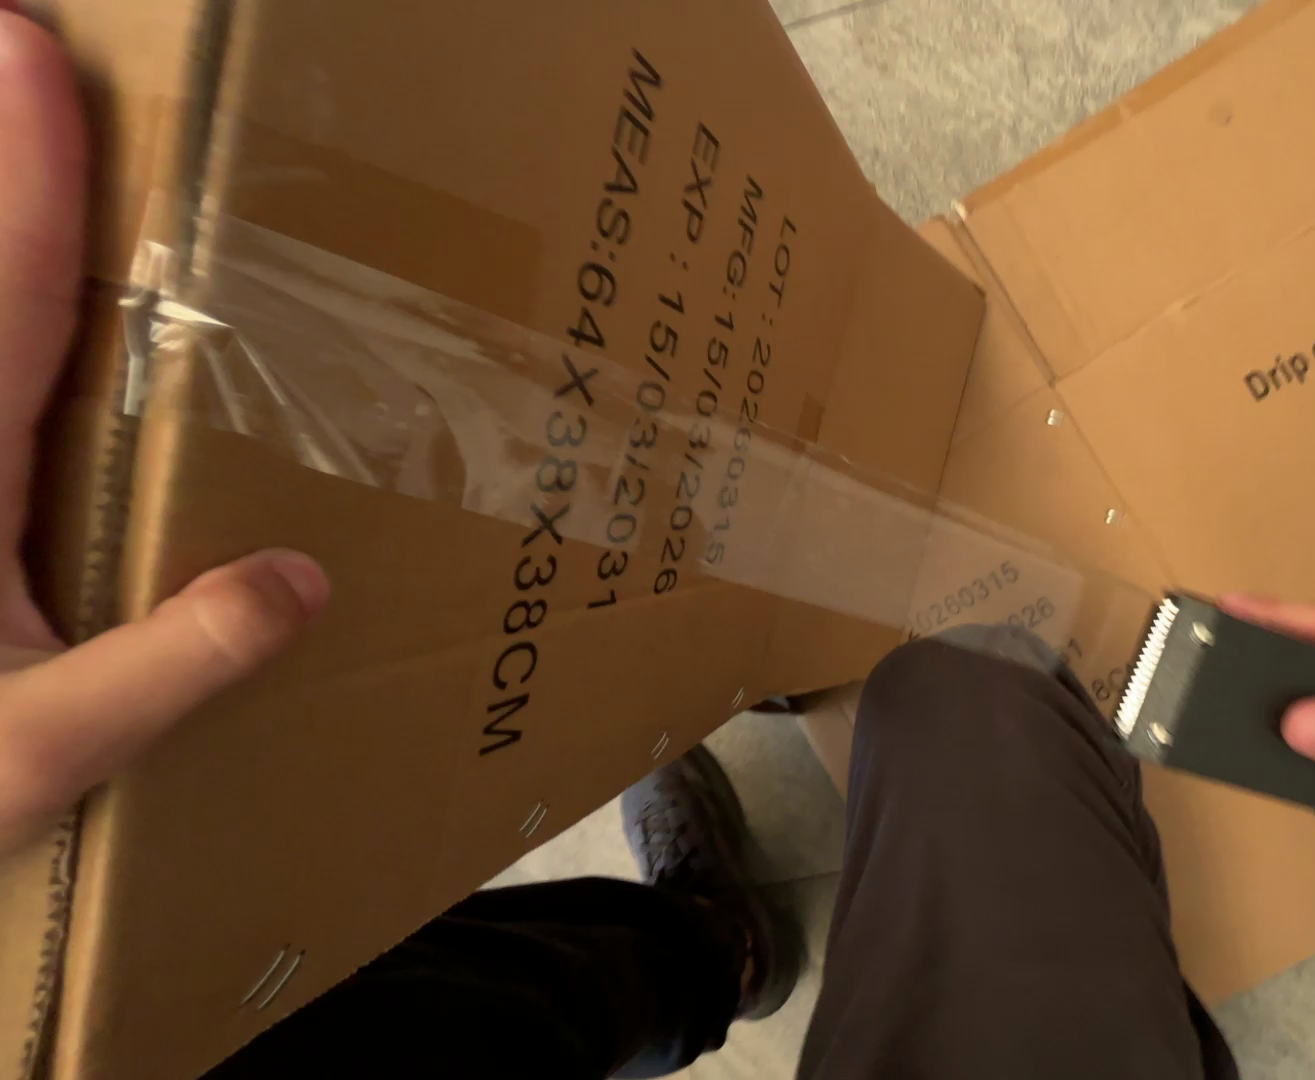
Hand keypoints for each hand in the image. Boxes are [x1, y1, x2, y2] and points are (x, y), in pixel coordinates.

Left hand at [0, 8, 327, 855]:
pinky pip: (2, 395)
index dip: (17, 180)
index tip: (29, 56)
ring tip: (33, 156)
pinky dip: (19, 334)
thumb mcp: (39, 750)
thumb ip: (175, 661)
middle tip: (18, 48)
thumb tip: (299, 579)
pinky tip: (55, 335)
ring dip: (5, 244)